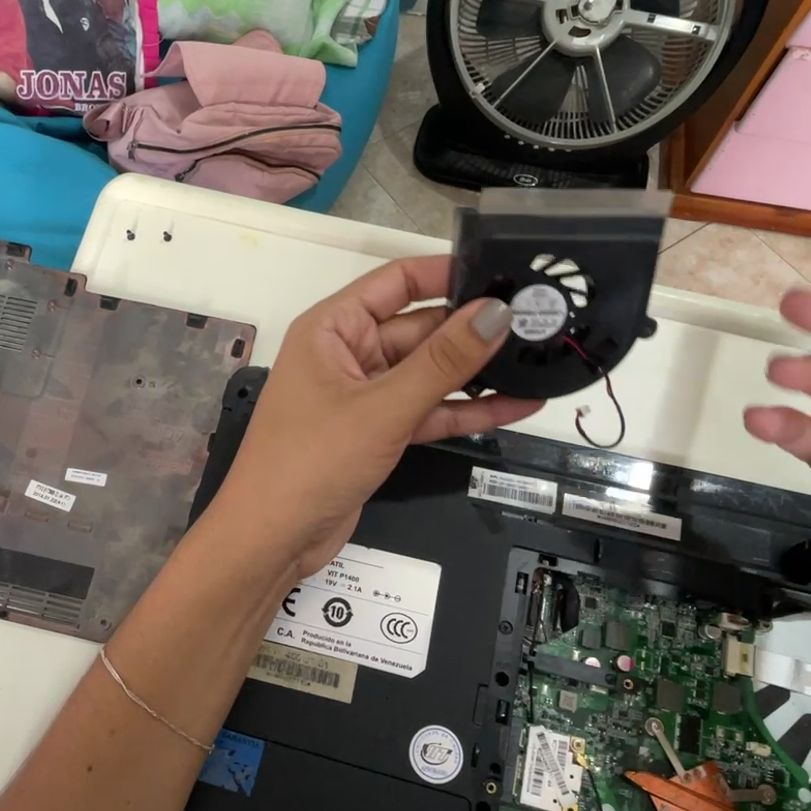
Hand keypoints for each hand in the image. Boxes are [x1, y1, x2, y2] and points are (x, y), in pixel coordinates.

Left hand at [208, 256, 542, 577]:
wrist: (272, 539)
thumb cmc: (310, 462)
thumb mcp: (382, 407)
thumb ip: (442, 361)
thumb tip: (494, 313)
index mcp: (332, 328)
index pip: (396, 282)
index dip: (447, 273)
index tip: (501, 271)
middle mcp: (348, 354)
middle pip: (420, 328)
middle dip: (472, 328)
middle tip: (536, 321)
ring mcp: (364, 395)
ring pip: (428, 373)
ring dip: (475, 372)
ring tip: (537, 360)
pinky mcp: (377, 432)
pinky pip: (427, 410)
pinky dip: (464, 411)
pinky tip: (514, 405)